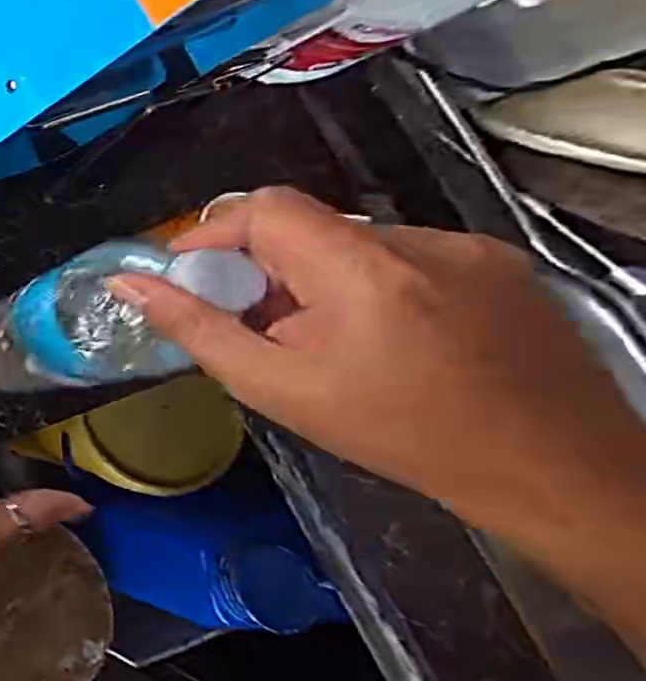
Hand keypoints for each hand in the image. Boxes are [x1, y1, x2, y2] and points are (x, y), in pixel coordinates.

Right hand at [106, 186, 645, 508]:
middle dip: (258, 267)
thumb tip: (126, 285)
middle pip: (303, 227)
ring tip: (318, 338)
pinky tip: (376, 335)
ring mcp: (468, 250)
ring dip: (310, 277)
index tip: (188, 275)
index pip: (264, 208)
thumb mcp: (271, 385)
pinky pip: (397, 255)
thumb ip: (192, 326)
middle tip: (251, 323)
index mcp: (362, 270)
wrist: (554, 472)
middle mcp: (420, 243)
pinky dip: (362, 283)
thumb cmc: (396, 432)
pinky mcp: (499, 265)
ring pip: (348, 242)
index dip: (212, 232)